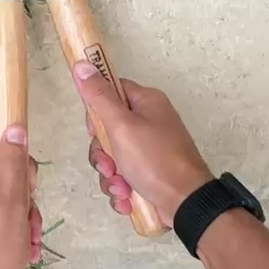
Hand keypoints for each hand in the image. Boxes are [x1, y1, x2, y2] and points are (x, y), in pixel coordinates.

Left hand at [0, 99, 42, 268]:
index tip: (6, 92)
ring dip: (26, 208)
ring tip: (28, 233)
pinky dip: (19, 223)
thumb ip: (14, 164)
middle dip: (24, 178)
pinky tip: (24, 245)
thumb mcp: (12, 202)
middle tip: (30, 200)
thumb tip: (13, 127)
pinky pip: (6, 210)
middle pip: (1, 158)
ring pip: (9, 188)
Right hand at [72, 63, 214, 225]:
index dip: (97, 110)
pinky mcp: (149, 172)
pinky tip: (126, 199)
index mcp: (147, 103)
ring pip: (112, 156)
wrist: (186, 203)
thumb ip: (99, 97)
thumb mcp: (121, 126)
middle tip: (110, 165)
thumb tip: (82, 64)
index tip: (95, 130)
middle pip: (108, 128)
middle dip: (103, 153)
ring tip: (121, 188)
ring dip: (110, 175)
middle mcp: (150, 122)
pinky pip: (123, 175)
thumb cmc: (155, 161)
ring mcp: (150, 149)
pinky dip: (120, 188)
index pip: (111, 92)